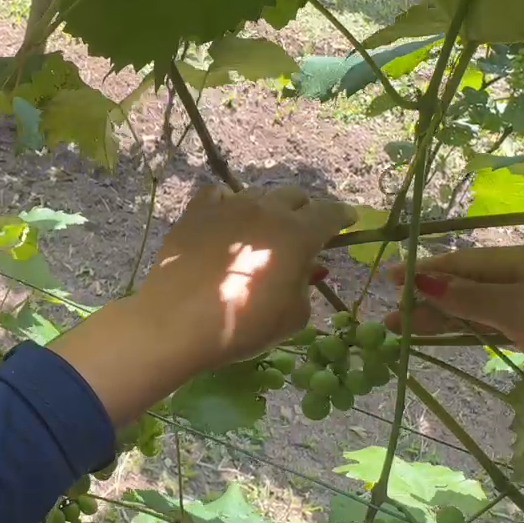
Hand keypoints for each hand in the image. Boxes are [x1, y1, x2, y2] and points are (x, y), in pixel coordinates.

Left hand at [51, 185, 354, 423]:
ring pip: (258, 195)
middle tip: (302, 230)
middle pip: (294, 197)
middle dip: (304, 211)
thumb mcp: (293, 316)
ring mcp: (227, 206)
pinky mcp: (195, 213)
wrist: (177, 323)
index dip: (342, 217)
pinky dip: (228, 204)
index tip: (346, 222)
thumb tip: (302, 269)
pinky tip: (226, 220)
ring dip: (267, 209)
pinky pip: (218, 196)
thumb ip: (305, 286)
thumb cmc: (243, 326)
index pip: (331, 213)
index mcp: (298, 232)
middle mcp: (265, 209)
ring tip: (263, 229)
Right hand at [385, 245, 523, 444]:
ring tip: (411, 332)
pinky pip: (509, 326)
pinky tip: (463, 336)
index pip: (466, 262)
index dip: (424, 271)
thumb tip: (421, 281)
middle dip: (431, 299)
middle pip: (474, 284)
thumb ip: (470, 298)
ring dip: (450, 318)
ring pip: (489, 307)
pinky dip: (479, 330)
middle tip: (389, 320)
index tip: (387, 281)